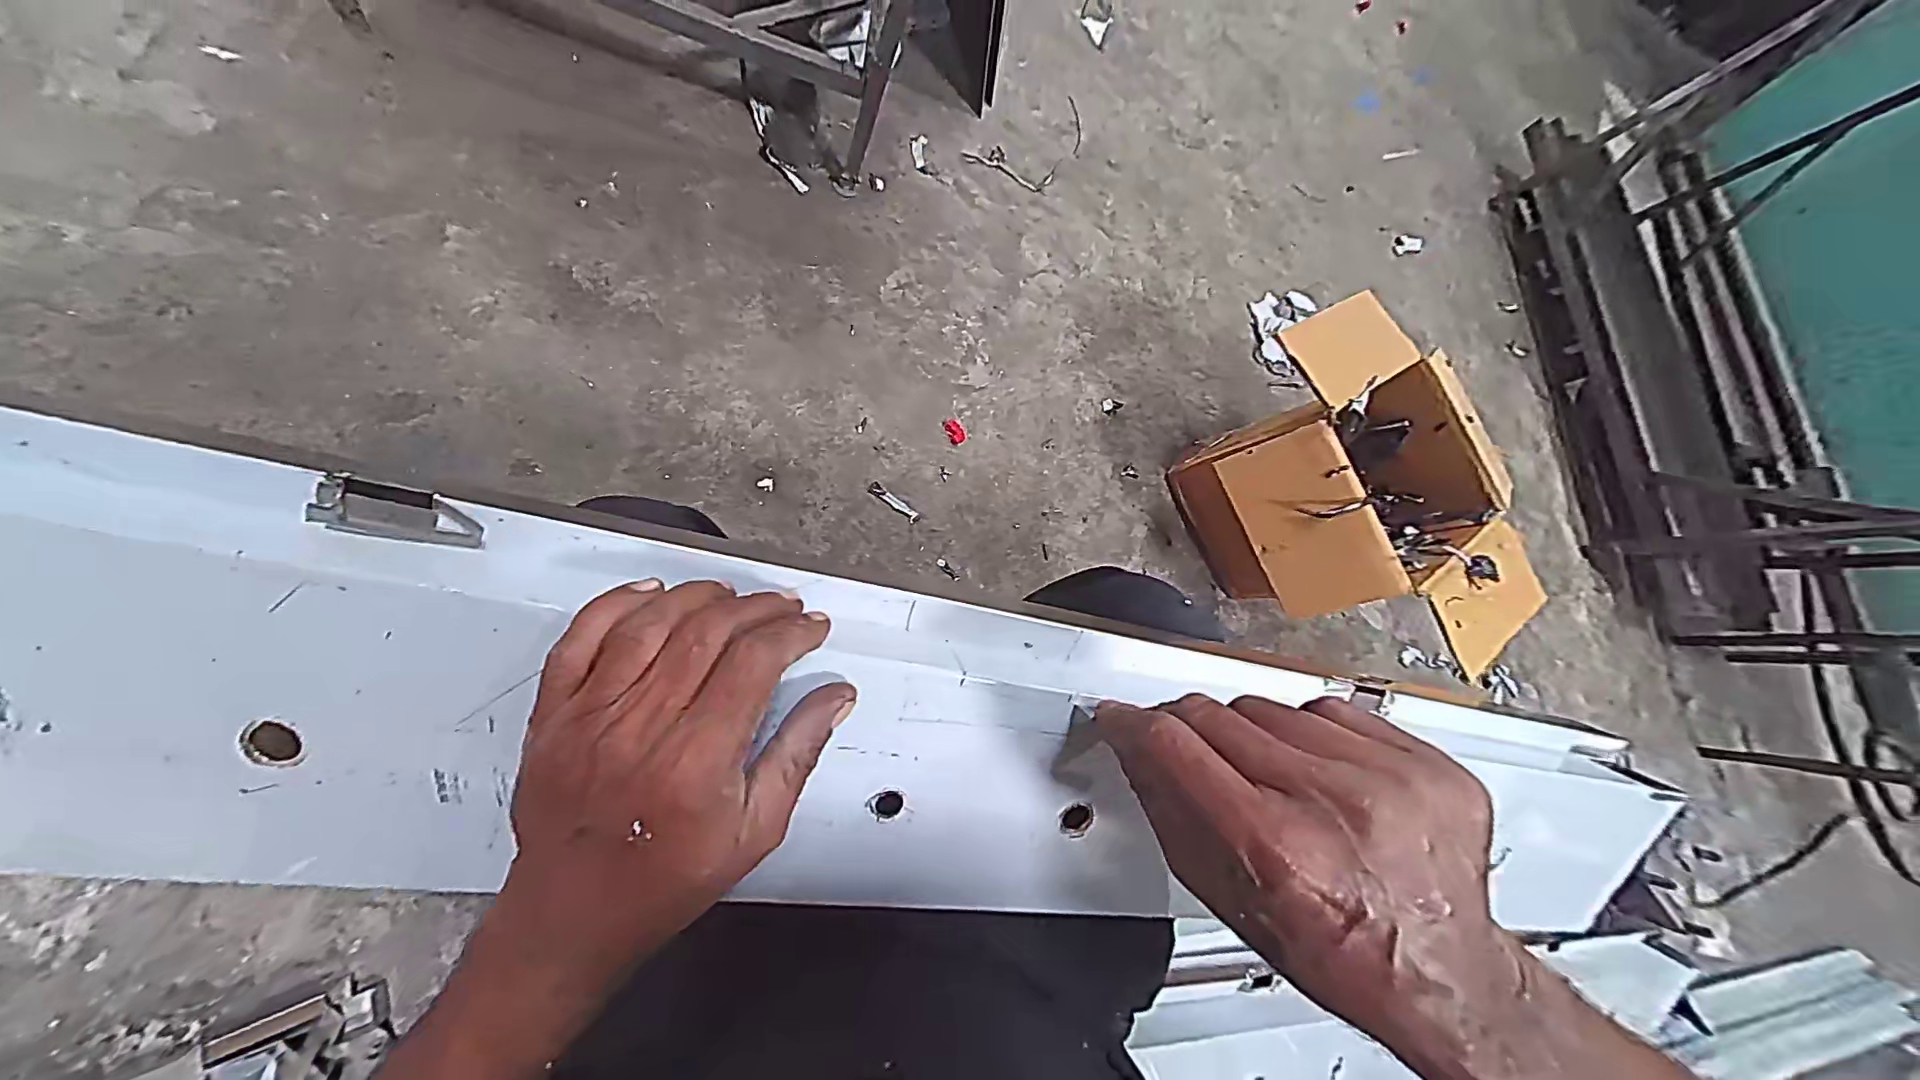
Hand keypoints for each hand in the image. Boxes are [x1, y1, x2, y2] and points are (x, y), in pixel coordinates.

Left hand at [499, 578, 854, 971]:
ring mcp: (592, 717)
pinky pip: (581, 637)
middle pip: (708, 632)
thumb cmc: (663, 879)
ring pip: (652, 623)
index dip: (792, 632)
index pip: (754, 661)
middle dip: (758, 608)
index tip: (810, 628)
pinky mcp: (557, 714)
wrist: (573, 914)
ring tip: (731, 594)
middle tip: (783, 607)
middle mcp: (641, 730)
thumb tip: (833, 700)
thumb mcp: (756, 829)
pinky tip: (649, 593)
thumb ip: (798, 753)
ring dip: (699, 596)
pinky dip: (617, 603)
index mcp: (695, 761)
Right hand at [1096, 695, 1690, 1079]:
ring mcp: (1390, 778)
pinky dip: (1308, 731)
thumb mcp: (1225, 897)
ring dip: (1251, 731)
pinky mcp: (1426, 762)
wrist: (1441, 975)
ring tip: (1272, 779)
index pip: (1175, 743)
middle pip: (1218, 714)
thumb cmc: (1336, 950)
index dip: (1133, 723)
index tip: (1121, 715)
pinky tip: (1320, 772)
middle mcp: (1337, 804)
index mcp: (1279, 848)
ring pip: (1268, 704)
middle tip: (1194, 752)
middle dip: (1189, 727)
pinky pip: (1329, 708)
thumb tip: (1134, 749)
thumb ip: (1168, 811)